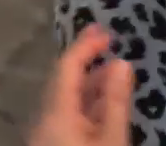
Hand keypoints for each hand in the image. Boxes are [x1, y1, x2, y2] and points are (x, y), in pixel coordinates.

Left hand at [29, 25, 132, 145]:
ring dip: (88, 81)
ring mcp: (44, 133)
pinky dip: (84, 102)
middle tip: (106, 37)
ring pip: (65, 98)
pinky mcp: (49, 144)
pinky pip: (66, 114)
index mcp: (55, 111)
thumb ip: (116, 101)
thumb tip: (122, 62)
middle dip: (85, 57)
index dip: (86, 44)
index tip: (106, 30)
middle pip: (63, 78)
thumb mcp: (112, 139)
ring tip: (112, 70)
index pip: (67, 65)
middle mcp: (42, 117)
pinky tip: (103, 103)